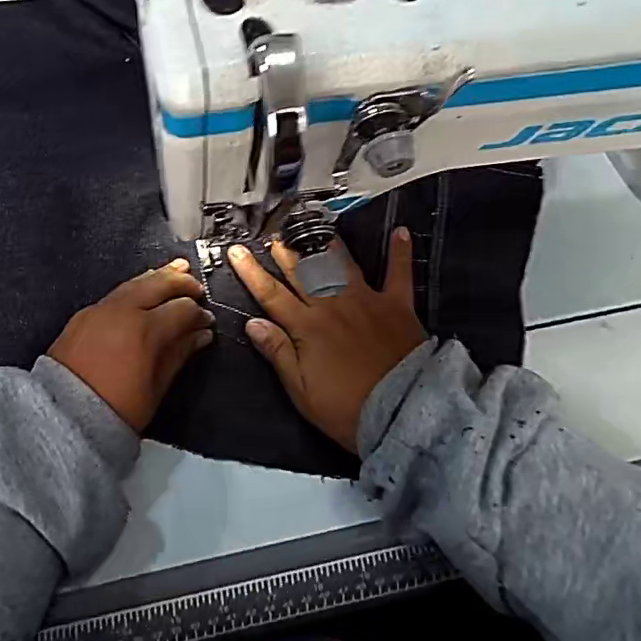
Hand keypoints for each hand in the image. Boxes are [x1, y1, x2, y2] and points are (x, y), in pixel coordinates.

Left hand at [48, 258, 213, 430]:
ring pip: (136, 283)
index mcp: (145, 330)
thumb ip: (180, 354)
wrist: (61, 419)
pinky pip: (118, 292)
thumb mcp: (156, 388)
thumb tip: (200, 335)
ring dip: (159, 277)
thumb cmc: (114, 411)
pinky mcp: (84, 314)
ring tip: (177, 271)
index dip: (198, 314)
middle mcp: (123, 311)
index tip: (206, 322)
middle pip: (159, 284)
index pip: (182, 309)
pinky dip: (136, 287)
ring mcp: (100, 309)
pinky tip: (144, 289)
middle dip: (182, 283)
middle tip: (197, 287)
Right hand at [228, 229, 426, 451]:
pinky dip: (400, 253)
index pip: (271, 293)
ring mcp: (366, 301)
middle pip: (303, 272)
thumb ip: (277, 352)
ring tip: (315, 228)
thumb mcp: (302, 390)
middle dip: (285, 252)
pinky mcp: (397, 306)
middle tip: (274, 237)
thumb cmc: (348, 408)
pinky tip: (400, 233)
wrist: (403, 412)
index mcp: (307, 327)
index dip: (251, 272)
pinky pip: (398, 274)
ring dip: (326, 244)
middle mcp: (333, 305)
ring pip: (341, 264)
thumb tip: (253, 323)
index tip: (237, 252)